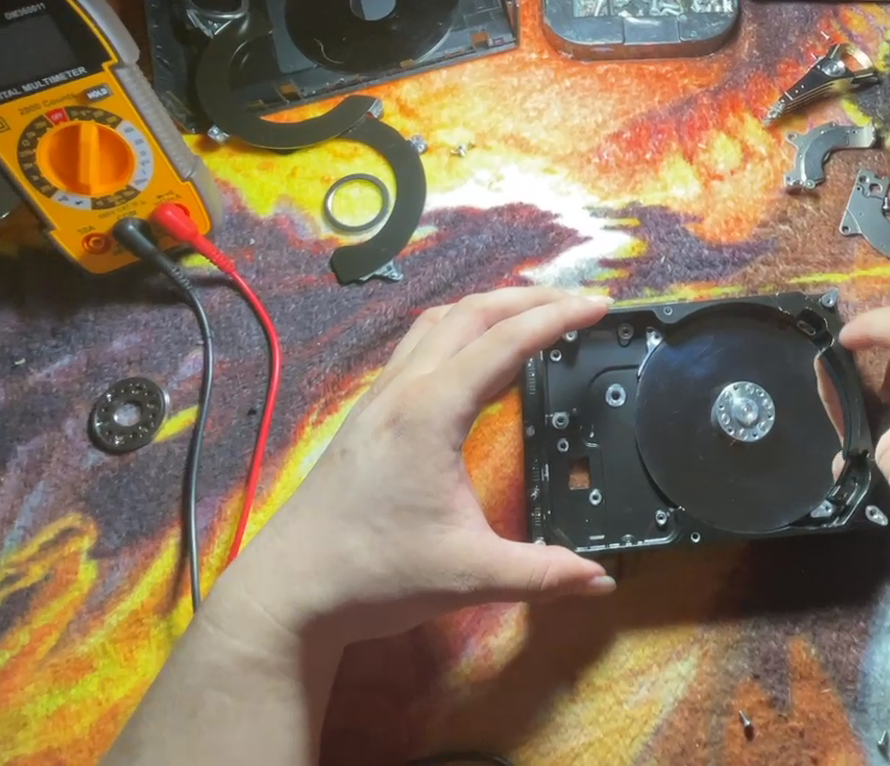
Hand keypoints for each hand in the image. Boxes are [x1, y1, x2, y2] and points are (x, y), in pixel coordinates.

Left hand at [204, 287, 616, 654]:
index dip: (558, 317)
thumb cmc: (375, 576)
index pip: (506, 343)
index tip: (600, 305)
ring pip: (442, 321)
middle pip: (473, 312)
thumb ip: (542, 573)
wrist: (287, 591)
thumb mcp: (469, 574)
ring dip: (493, 306)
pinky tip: (481, 355)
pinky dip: (464, 329)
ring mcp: (383, 393)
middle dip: (530, 297)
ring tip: (535, 314)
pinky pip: (424, 343)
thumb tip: (602, 581)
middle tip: (578, 302)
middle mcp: (406, 387)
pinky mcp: (372, 408)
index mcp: (432, 411)